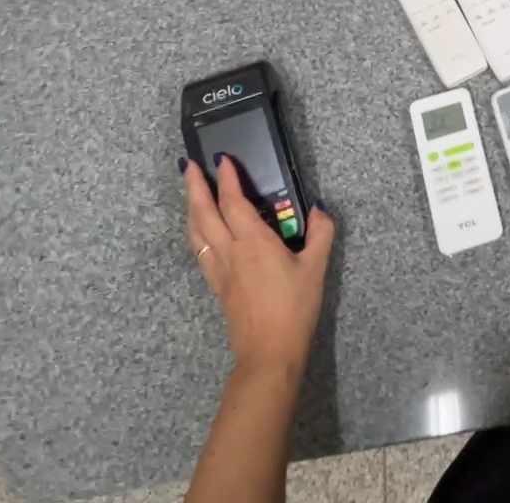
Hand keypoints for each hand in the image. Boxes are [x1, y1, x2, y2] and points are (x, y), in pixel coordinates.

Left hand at [183, 155, 336, 377]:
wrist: (268, 351)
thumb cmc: (294, 307)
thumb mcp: (316, 266)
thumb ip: (320, 232)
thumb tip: (318, 208)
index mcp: (253, 242)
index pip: (234, 202)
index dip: (228, 179)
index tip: (222, 159)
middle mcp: (229, 252)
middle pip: (204, 213)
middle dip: (195, 187)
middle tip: (189, 165)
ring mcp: (218, 270)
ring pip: (196, 232)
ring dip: (191, 208)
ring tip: (190, 192)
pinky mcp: (217, 285)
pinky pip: (199, 249)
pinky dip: (196, 230)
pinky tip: (201, 230)